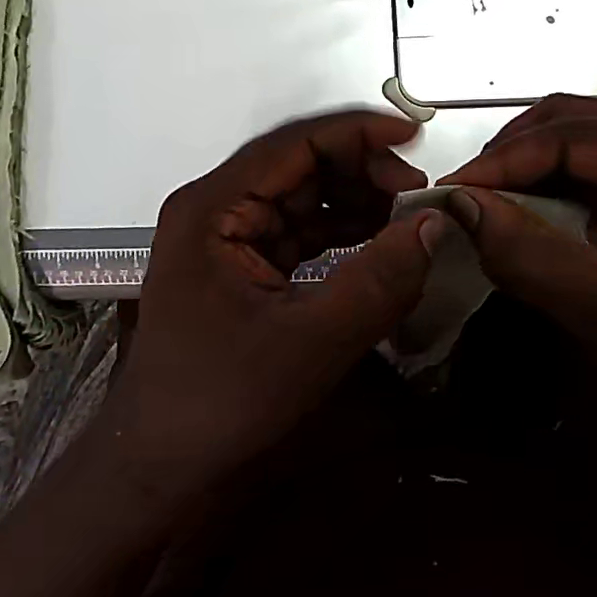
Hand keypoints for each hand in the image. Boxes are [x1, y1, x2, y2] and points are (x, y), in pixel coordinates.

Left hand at [98, 111, 444, 487]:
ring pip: (304, 196)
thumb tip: (432, 226)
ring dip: (356, 200)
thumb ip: (379, 281)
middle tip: (416, 193)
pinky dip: (342, 232)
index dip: (356, 133)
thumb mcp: (310, 341)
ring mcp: (228, 236)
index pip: (292, 145)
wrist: (164, 464)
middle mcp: (215, 210)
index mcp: (211, 210)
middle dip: (361, 171)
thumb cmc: (218, 403)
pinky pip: (300, 230)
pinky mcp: (244, 263)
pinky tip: (380, 241)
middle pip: (299, 165)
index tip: (412, 136)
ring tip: (407, 216)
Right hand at [439, 95, 596, 409]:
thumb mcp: (596, 305)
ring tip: (487, 197)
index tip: (455, 189)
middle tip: (468, 191)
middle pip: (573, 120)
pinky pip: (581, 161)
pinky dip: (540, 178)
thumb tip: (462, 204)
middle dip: (511, 152)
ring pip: (572, 134)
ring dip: (522, 161)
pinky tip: (519, 205)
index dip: (505, 158)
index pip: (574, 135)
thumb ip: (524, 252)